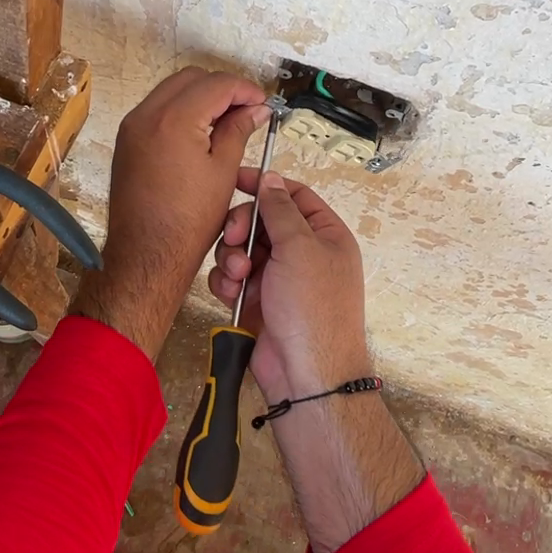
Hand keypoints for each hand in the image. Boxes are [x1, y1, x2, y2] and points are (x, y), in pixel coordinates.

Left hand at [73, 68, 266, 356]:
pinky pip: (157, 109)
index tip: (262, 103)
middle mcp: (146, 114)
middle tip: (246, 110)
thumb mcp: (223, 171)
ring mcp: (131, 127)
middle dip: (221, 88)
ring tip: (226, 121)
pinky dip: (181, 110)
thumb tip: (255, 109)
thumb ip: (238, 130)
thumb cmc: (189, 220)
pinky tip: (201, 132)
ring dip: (200, 97)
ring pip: (171, 91)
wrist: (147, 253)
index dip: (244, 89)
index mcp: (173, 119)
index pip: (216, 84)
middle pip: (191, 79)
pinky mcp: (126, 141)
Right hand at [209, 170, 419, 552]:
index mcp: (324, 235)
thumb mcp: (300, 247)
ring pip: (242, 249)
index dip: (265, 184)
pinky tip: (229, 294)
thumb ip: (280, 208)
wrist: (306, 374)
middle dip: (242, 228)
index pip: (293, 195)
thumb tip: (272, 178)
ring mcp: (278, 279)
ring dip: (232, 258)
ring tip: (237, 277)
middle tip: (234, 240)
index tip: (234, 179)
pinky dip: (226, 282)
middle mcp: (303, 253)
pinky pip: (232, 278)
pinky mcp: (255, 301)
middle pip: (262, 220)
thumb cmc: (312, 305)